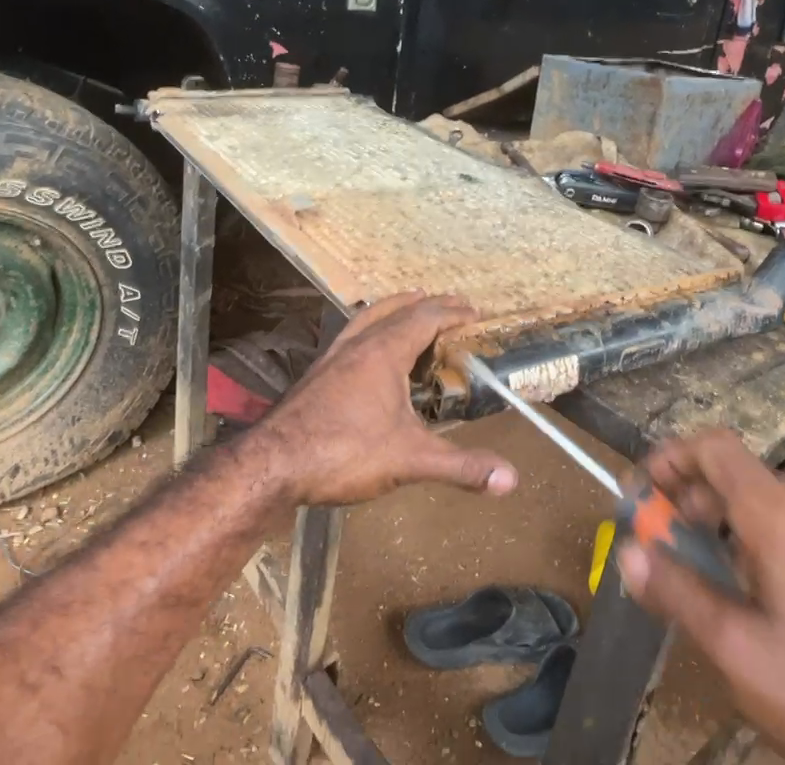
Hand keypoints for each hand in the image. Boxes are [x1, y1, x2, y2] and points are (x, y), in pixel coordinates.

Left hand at [249, 292, 517, 506]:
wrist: (272, 464)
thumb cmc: (344, 453)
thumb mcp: (410, 460)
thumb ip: (461, 467)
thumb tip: (511, 480)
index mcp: (383, 352)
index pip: (425, 318)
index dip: (452, 312)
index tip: (474, 311)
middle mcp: (357, 345)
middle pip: (396, 310)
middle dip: (426, 304)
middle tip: (451, 304)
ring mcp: (331, 358)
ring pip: (366, 318)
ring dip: (393, 308)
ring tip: (409, 307)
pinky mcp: (315, 375)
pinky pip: (349, 336)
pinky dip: (368, 329)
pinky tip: (367, 350)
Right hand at [616, 431, 784, 764]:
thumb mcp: (742, 649)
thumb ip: (681, 595)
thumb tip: (628, 552)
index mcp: (780, 514)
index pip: (714, 447)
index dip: (669, 457)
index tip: (639, 493)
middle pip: (738, 477)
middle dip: (687, 500)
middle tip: (658, 544)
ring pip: (768, 510)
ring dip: (721, 528)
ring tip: (698, 577)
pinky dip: (757, 549)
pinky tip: (754, 604)